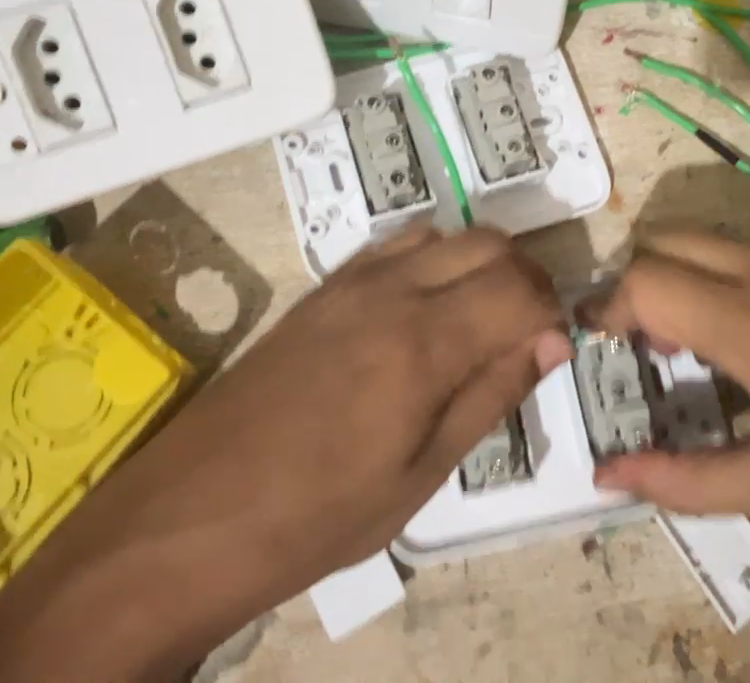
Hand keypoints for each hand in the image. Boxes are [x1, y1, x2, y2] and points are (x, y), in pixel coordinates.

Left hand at [0, 225, 569, 680]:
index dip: (551, 312)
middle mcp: (390, 291)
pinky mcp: (318, 290)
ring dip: (476, 261)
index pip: (518, 288)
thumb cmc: (319, 515)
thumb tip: (549, 343)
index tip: (553, 349)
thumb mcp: (420, 475)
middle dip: (523, 277)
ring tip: (478, 318)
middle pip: (486, 243)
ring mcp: (348, 283)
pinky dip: (428, 258)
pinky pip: (391, 247)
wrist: (196, 510)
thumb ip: (488, 396)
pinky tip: (422, 308)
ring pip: (440, 234)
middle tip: (525, 333)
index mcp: (423, 343)